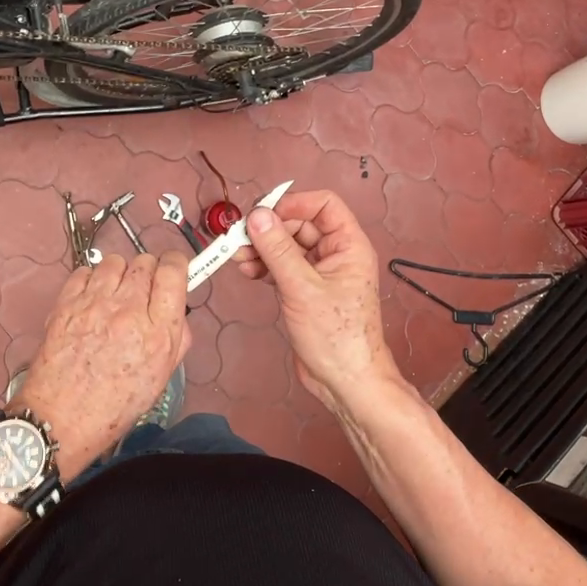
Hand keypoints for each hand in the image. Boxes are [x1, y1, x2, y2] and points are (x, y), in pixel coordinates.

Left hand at [12, 252, 189, 480]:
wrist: (62, 419)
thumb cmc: (116, 405)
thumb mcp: (162, 376)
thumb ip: (176, 336)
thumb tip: (175, 306)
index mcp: (158, 331)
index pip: (172, 271)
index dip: (175, 264)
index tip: (172, 269)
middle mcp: (128, 310)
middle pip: (145, 262)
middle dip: (148, 273)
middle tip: (142, 292)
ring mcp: (94, 304)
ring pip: (115, 262)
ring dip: (119, 274)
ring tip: (115, 296)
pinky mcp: (66, 303)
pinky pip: (85, 271)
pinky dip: (91, 281)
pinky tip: (91, 301)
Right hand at [233, 190, 402, 409]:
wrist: (345, 381)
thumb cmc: (336, 335)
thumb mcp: (302, 288)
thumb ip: (277, 250)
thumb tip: (256, 216)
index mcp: (348, 245)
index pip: (323, 204)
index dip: (293, 204)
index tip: (262, 214)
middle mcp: (336, 254)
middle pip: (300, 225)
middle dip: (270, 229)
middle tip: (240, 239)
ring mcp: (320, 273)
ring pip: (288, 246)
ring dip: (262, 248)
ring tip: (237, 257)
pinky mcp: (306, 291)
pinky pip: (283, 267)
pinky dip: (264, 266)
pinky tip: (247, 271)